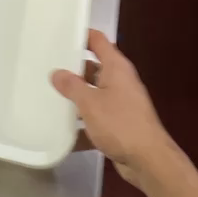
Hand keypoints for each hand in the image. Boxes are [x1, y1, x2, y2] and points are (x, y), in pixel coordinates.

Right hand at [51, 29, 178, 189]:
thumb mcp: (90, 102)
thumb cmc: (119, 123)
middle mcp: (120, 81)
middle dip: (73, 70)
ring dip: (77, 98)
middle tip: (48, 69)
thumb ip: (71, 86)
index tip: (60, 35)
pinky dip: (84, 123)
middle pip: (93, 68)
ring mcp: (121, 103)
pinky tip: (65, 133)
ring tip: (51, 98)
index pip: (97, 40)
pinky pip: (97, 118)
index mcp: (116, 67)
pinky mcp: (120, 125)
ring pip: (94, 94)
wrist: (149, 161)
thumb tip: (57, 73)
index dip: (81, 34)